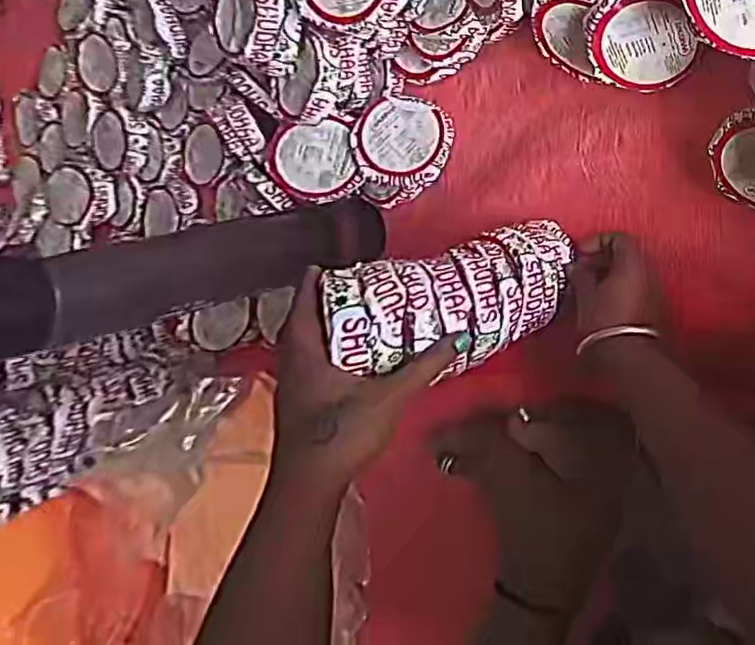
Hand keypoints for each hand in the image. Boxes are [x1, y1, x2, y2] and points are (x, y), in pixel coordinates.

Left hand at [272, 268, 461, 491]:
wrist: (310, 487)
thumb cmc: (343, 433)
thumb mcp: (392, 395)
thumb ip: (425, 364)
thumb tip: (459, 336)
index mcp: (307, 359)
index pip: (301, 313)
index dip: (309, 288)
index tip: (320, 266)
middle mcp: (295, 371)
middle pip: (301, 328)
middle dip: (321, 305)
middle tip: (347, 286)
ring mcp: (296, 391)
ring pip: (306, 349)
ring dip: (324, 329)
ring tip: (354, 313)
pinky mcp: (304, 407)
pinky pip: (314, 365)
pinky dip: (329, 350)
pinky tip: (354, 353)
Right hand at [566, 233, 664, 339]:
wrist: (627, 353)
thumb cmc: (604, 321)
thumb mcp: (586, 296)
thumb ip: (580, 276)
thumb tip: (575, 266)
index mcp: (633, 263)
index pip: (620, 238)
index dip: (598, 240)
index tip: (581, 252)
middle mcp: (648, 270)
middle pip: (627, 252)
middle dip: (603, 255)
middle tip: (583, 266)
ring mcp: (654, 285)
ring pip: (632, 268)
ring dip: (611, 270)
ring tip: (589, 282)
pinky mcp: (654, 301)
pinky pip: (637, 282)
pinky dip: (620, 282)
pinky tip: (603, 295)